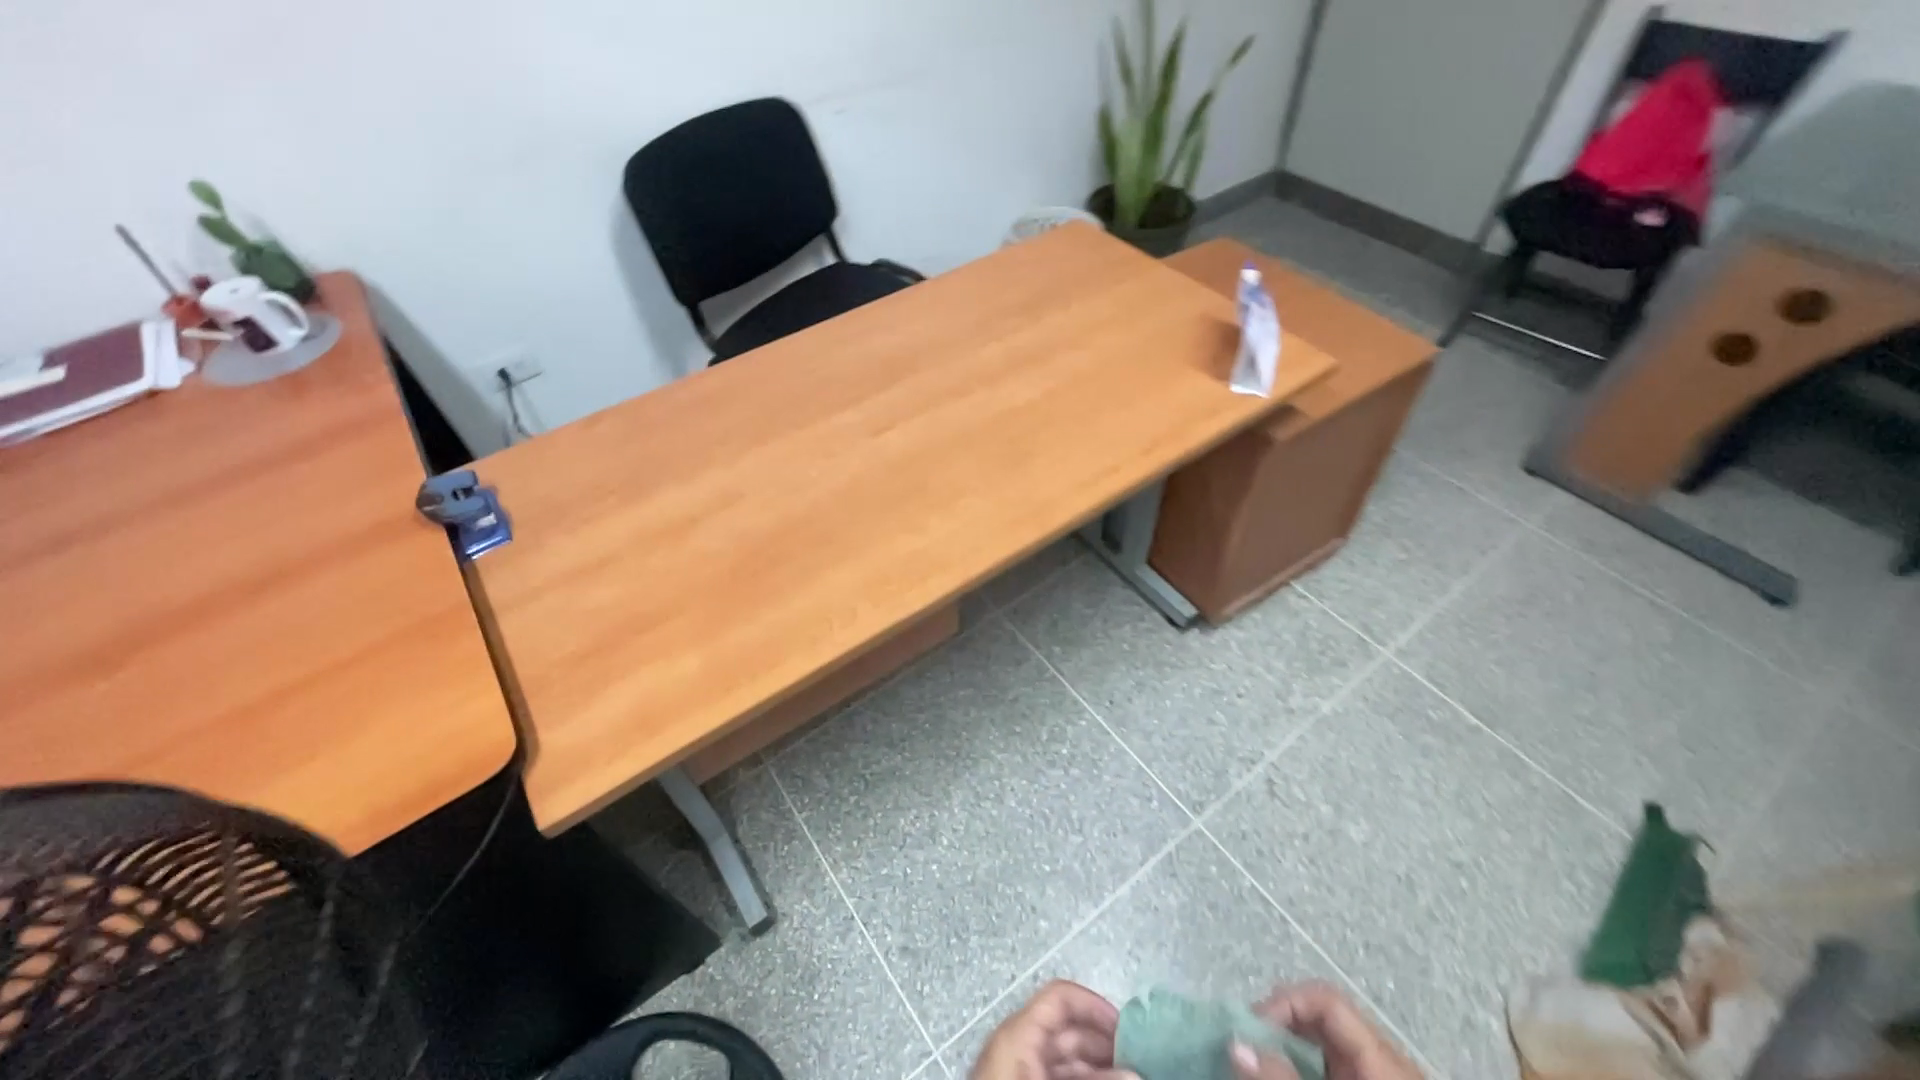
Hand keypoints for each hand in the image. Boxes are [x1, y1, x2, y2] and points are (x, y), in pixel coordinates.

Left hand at [971, 980, 1133, 1079]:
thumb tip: (1135, 1074)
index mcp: (1019, 1035)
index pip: (1060, 998)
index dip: (1095, 1007)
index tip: (1128, 1033)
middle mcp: (1016, 1045)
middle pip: (1066, 1029)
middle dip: (1104, 1045)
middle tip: (1140, 1065)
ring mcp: (1016, 1070)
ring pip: (1063, 1058)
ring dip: (1097, 1069)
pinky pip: (1054, 1077)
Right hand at [1230, 982, 1421, 1079]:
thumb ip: (1283, 1077)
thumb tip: (1234, 1043)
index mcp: (1380, 1052)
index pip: (1324, 998)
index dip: (1282, 1004)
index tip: (1249, 1031)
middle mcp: (1383, 1054)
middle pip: (1322, 1017)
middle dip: (1278, 1026)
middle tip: (1246, 1050)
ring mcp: (1380, 1072)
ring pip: (1324, 1042)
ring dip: (1286, 1046)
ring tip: (1258, 1065)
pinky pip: (1332, 1063)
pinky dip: (1303, 1065)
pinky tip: (1284, 1074)